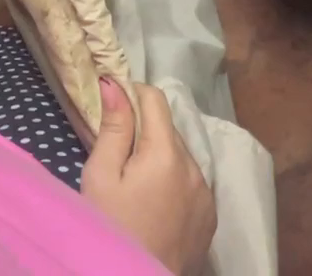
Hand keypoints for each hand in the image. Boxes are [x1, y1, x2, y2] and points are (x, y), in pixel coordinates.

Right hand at [81, 78, 215, 274]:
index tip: (112, 110)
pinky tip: (154, 200)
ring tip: (135, 181)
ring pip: (180, 153)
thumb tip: (115, 84)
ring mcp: (207, 194)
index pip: (156, 99)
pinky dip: (173, 178)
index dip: (132, 95)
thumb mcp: (101, 174)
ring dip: (159, 153)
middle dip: (143, 129)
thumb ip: (113, 127)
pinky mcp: (210, 216)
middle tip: (117, 152)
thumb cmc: (111, 226)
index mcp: (166, 154)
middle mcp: (195, 168)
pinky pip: (191, 179)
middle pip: (167, 127)